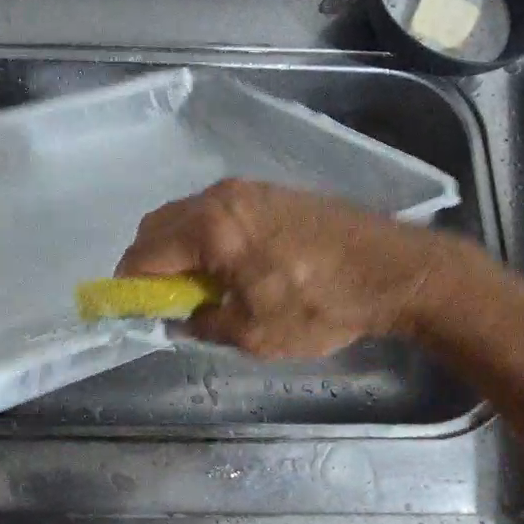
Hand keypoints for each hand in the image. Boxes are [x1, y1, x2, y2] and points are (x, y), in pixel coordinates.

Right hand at [116, 179, 472, 357]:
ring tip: (196, 287)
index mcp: (211, 228)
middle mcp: (221, 198)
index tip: (127, 311)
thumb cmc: (321, 306)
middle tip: (160, 301)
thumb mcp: (252, 333)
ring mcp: (248, 190)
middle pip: (157, 226)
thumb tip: (178, 316)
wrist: (396, 271)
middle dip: (147, 263)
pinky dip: (203, 237)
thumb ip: (201, 322)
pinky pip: (215, 211)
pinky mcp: (271, 193)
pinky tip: (226, 266)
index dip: (128, 286)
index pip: (143, 255)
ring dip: (176, 249)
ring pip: (185, 215)